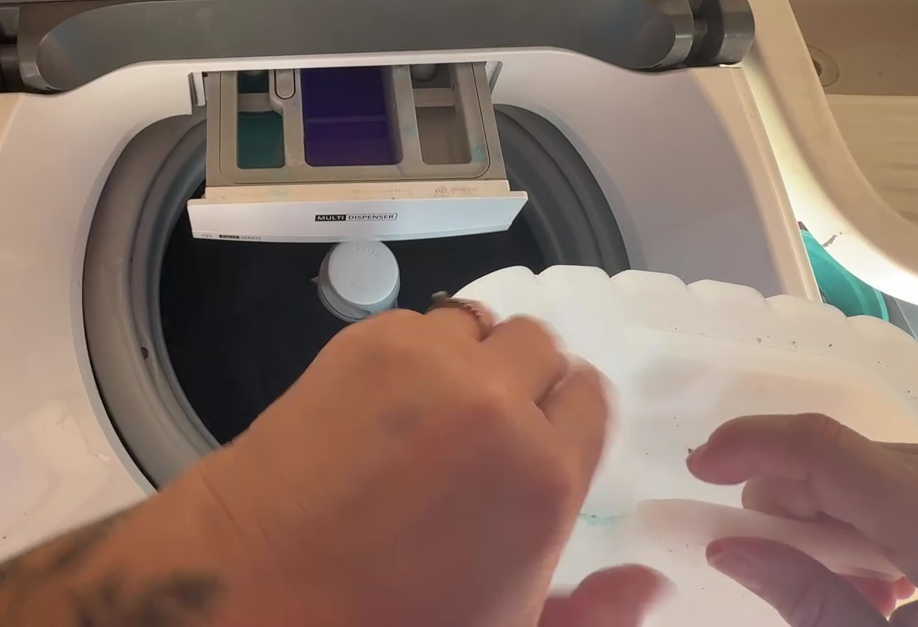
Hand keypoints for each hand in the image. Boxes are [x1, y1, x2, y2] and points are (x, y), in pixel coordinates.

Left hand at [172, 305, 662, 626]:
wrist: (265, 573)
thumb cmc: (390, 617)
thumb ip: (594, 609)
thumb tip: (652, 578)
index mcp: (544, 474)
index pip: (591, 395)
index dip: (568, 409)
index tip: (546, 423)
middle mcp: (494, 399)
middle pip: (539, 343)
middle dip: (524, 374)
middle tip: (488, 411)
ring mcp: (425, 357)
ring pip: (478, 321)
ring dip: (471, 353)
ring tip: (438, 398)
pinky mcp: (367, 336)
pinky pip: (419, 321)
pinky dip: (417, 348)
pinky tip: (390, 394)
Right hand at [687, 414, 917, 625]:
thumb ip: (813, 607)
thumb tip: (728, 548)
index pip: (825, 449)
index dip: (748, 445)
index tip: (697, 470)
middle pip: (838, 456)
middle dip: (785, 498)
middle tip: (775, 559)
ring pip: (864, 463)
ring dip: (828, 508)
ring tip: (850, 582)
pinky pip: (904, 475)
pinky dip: (871, 511)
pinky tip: (891, 571)